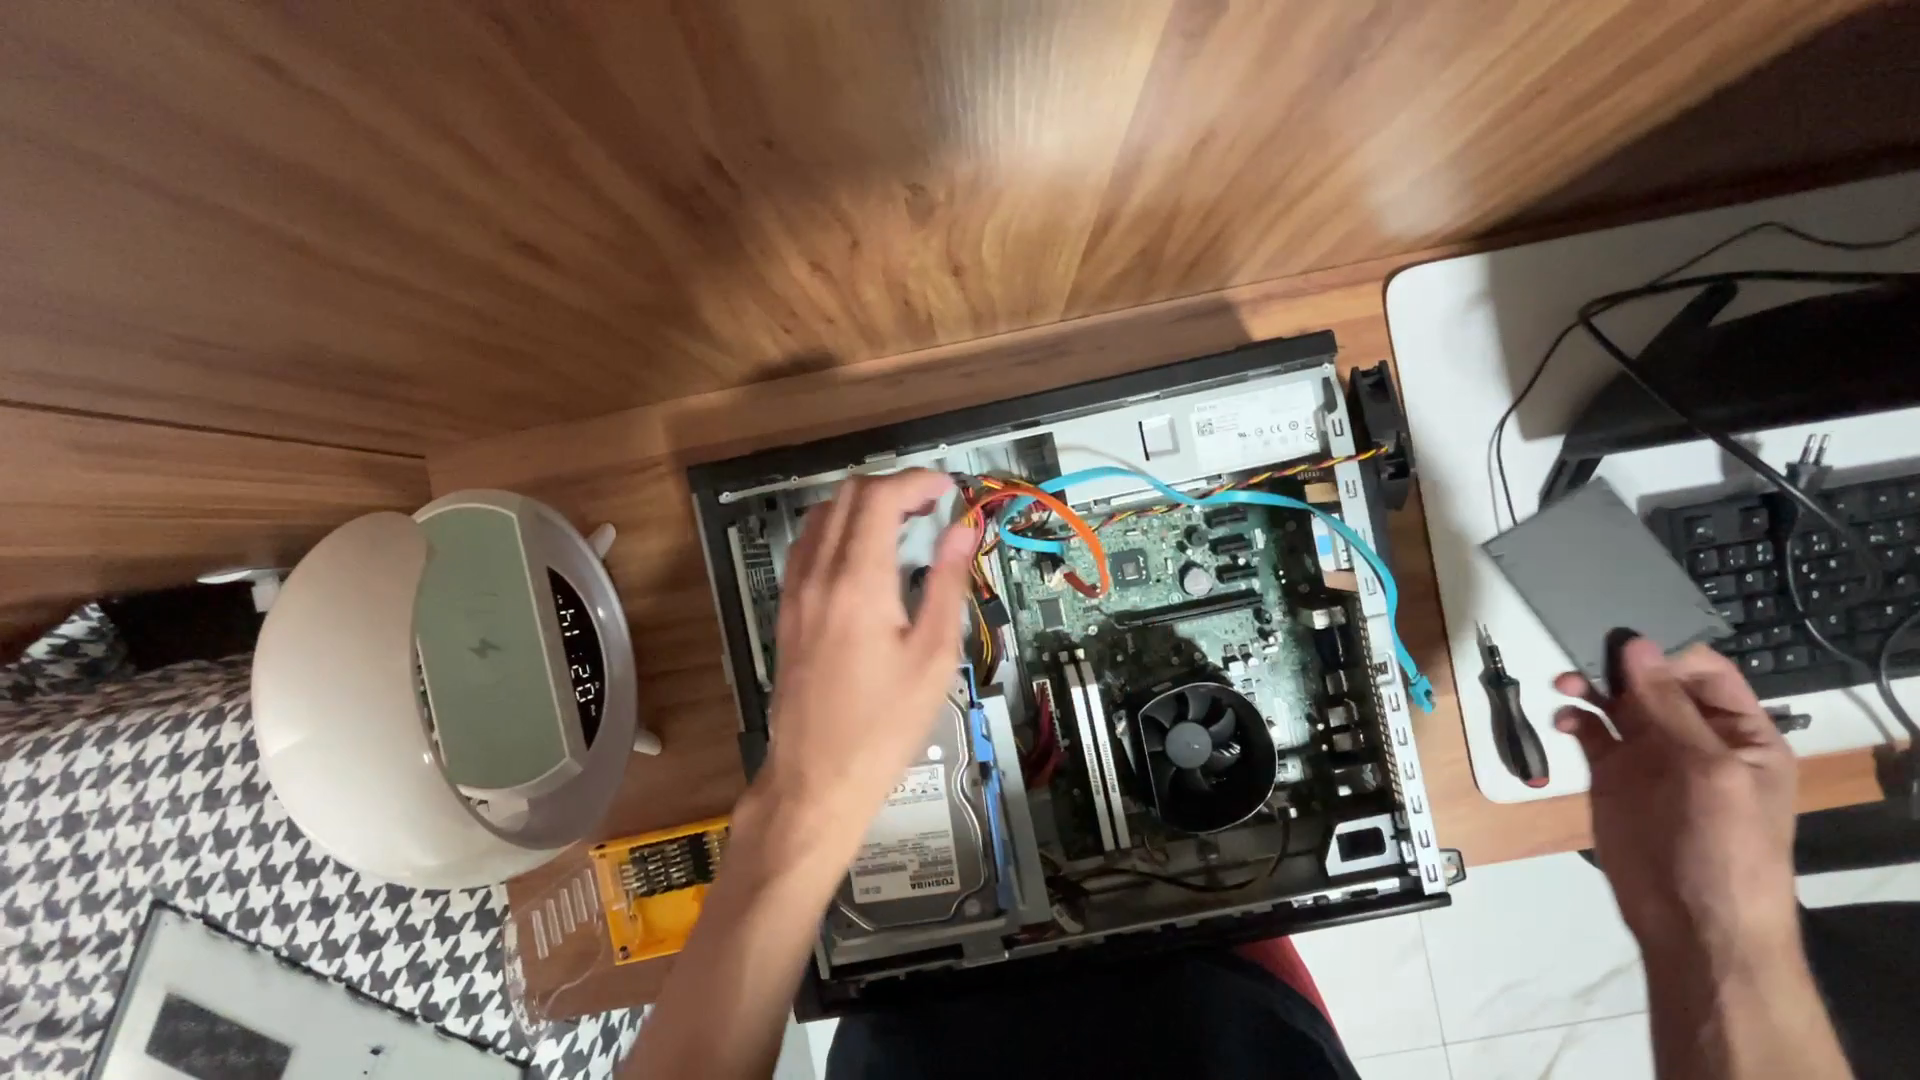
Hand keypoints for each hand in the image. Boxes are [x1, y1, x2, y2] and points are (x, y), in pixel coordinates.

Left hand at [746, 469, 975, 865]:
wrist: (816, 777)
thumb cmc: (884, 725)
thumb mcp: (934, 657)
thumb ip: (948, 583)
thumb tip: (963, 529)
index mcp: (858, 583)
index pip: (880, 498)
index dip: (918, 480)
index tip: (950, 488)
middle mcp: (818, 576)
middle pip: (847, 496)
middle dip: (893, 486)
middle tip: (933, 505)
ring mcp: (795, 592)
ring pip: (821, 515)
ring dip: (863, 504)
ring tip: (904, 524)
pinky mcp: (787, 611)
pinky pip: (807, 546)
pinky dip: (838, 529)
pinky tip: (865, 555)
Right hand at [1553, 636, 1798, 958]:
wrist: (1691, 918)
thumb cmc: (1722, 844)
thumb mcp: (1707, 770)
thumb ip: (1667, 707)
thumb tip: (1636, 646)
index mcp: (1739, 734)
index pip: (1704, 673)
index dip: (1665, 654)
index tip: (1621, 644)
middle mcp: (1694, 737)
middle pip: (1652, 682)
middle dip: (1617, 665)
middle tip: (1579, 656)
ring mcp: (1649, 756)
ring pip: (1615, 702)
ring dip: (1589, 687)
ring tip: (1565, 685)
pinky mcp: (1611, 773)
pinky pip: (1589, 732)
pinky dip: (1572, 719)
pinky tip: (1562, 721)